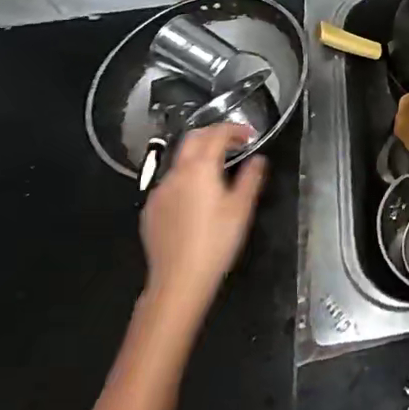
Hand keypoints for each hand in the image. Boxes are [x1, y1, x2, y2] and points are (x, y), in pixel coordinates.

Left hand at [139, 123, 267, 316]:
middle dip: (213, 134)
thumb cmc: (216, 243)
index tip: (249, 134)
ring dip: (199, 157)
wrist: (178, 280)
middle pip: (193, 139)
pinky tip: (196, 198)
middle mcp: (176, 173)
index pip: (216, 134)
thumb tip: (258, 160)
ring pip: (180, 161)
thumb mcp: (242, 209)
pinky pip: (170, 183)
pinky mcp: (150, 209)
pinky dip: (186, 178)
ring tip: (218, 170)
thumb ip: (251, 178)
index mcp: (200, 168)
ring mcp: (159, 191)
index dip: (234, 129)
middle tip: (233, 142)